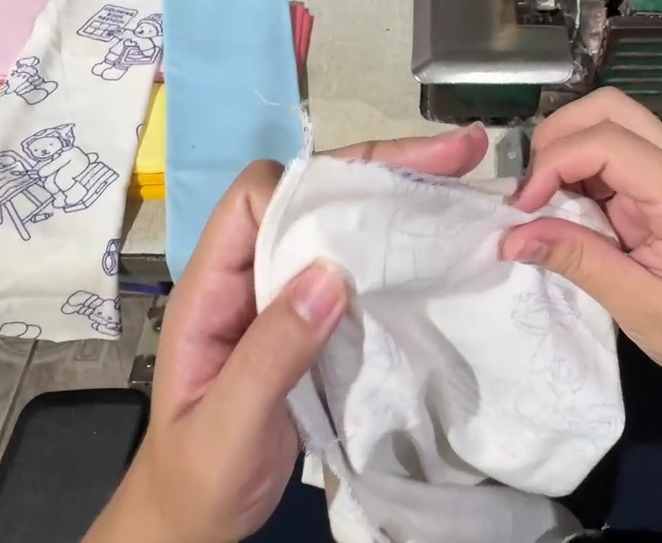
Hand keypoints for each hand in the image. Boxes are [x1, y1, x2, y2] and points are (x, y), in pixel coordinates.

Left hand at [94, 124, 489, 542]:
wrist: (197, 520)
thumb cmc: (199, 476)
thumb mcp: (228, 427)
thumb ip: (269, 355)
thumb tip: (330, 273)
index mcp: (214, 283)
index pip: (256, 198)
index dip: (309, 186)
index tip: (375, 197)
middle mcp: (252, 271)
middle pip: (310, 196)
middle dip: (381, 169)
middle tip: (459, 155)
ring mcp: (285, 290)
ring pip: (338, 223)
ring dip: (399, 198)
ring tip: (465, 184)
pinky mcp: (315, 315)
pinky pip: (355, 263)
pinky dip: (397, 246)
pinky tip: (440, 243)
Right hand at [499, 89, 661, 404]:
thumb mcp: (645, 312)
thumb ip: (580, 263)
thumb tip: (512, 238)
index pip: (609, 140)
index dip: (554, 162)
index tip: (523, 208)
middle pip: (612, 109)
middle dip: (559, 136)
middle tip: (532, 192)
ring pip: (615, 123)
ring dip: (570, 150)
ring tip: (544, 202)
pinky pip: (620, 156)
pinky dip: (584, 171)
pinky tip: (570, 211)